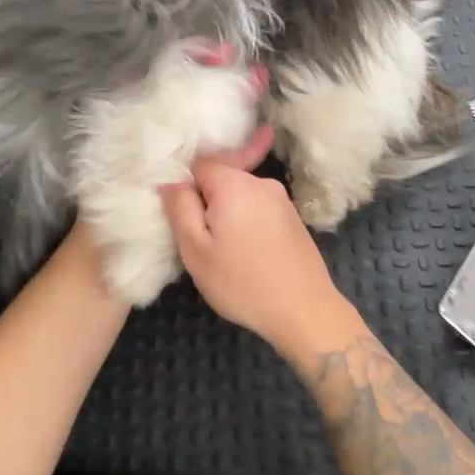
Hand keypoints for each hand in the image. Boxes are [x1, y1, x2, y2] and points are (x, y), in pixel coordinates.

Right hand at [158, 137, 356, 350]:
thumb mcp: (196, 250)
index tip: (182, 218)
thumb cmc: (242, 282)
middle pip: (222, 178)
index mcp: (235, 184)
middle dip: (207, 203)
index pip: (199, 164)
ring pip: (240, 196)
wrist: (304, 310)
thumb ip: (180, 209)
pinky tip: (248, 254)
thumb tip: (171, 183)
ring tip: (225, 253)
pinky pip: (258, 210)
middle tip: (201, 242)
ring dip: (228, 215)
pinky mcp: (293, 218)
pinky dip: (247, 224)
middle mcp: (262, 183)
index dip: (185, 187)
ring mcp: (282, 200)